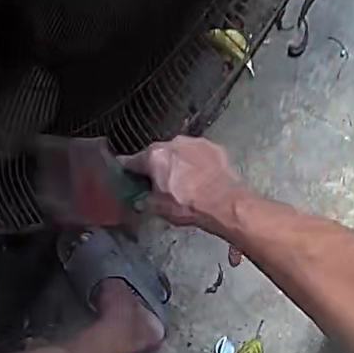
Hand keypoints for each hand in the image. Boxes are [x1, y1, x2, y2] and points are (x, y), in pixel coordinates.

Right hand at [125, 137, 249, 230]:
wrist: (226, 203)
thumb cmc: (191, 206)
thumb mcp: (159, 210)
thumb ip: (143, 201)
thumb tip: (138, 201)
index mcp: (154, 157)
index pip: (130, 161)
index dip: (127, 172)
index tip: (127, 178)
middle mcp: (172, 143)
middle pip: (154, 155)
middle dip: (154, 168)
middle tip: (159, 186)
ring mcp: (193, 142)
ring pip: (176, 151)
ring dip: (175, 163)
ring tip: (182, 183)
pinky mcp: (212, 146)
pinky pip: (195, 153)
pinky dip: (193, 162)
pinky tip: (198, 178)